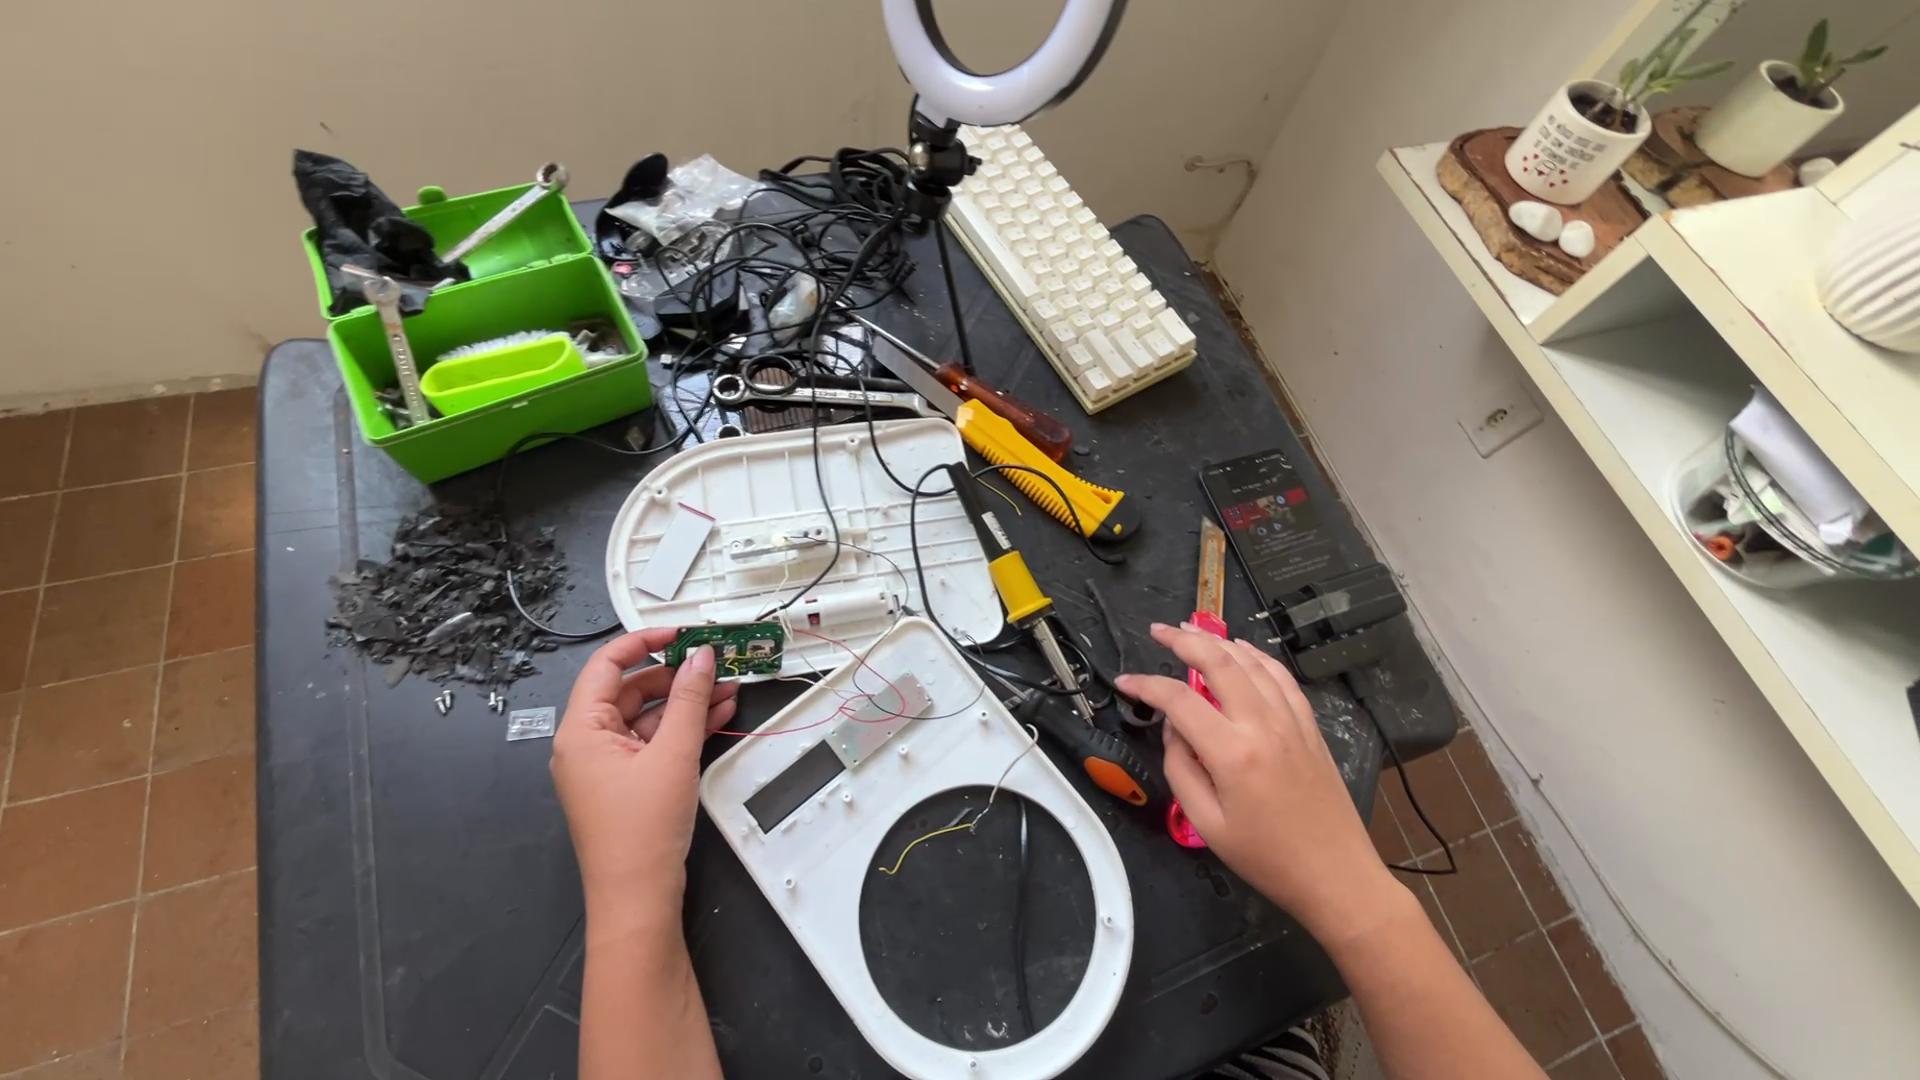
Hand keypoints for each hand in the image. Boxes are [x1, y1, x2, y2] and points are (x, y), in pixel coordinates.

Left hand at [551, 628, 739, 928]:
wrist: (639, 899)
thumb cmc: (641, 832)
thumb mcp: (672, 754)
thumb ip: (691, 699)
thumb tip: (701, 657)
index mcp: (582, 731)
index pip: (607, 665)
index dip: (643, 641)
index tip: (680, 633)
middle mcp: (589, 744)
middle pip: (633, 690)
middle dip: (677, 675)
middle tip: (715, 663)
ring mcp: (608, 765)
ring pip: (650, 716)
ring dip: (688, 701)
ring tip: (728, 688)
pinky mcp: (629, 782)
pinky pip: (655, 741)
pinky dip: (685, 727)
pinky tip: (718, 715)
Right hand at [1117, 623, 1400, 944]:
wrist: (1337, 876)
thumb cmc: (1266, 858)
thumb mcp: (1205, 823)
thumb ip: (1180, 768)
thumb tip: (1173, 728)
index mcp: (1232, 753)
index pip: (1178, 700)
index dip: (1146, 685)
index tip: (1125, 682)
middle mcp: (1263, 725)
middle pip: (1219, 662)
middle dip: (1184, 639)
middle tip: (1159, 631)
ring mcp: (1291, 721)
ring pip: (1251, 661)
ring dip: (1218, 641)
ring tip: (1191, 631)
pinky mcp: (1309, 726)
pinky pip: (1281, 677)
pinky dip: (1257, 656)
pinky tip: (1241, 650)